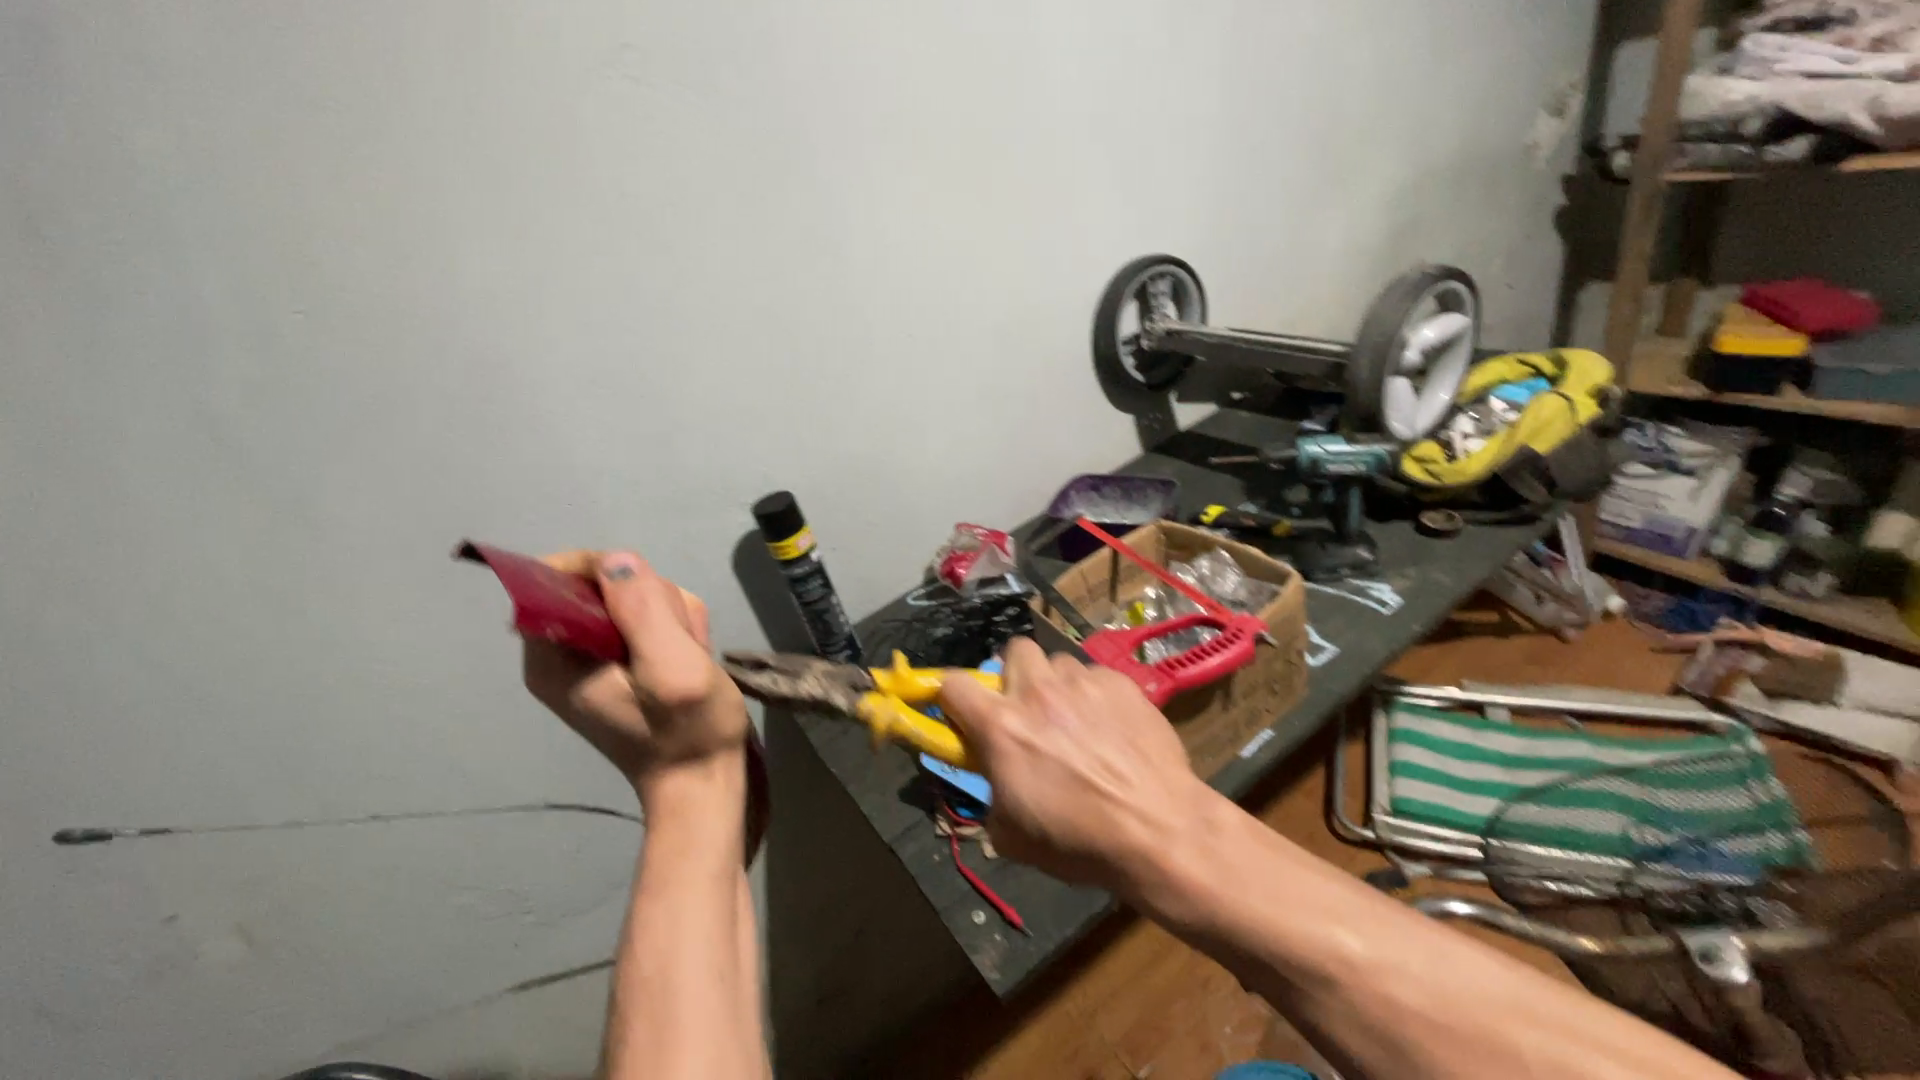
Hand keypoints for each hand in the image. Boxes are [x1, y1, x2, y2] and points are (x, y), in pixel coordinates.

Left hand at [522, 551, 750, 796]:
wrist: (705, 786)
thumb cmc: (687, 734)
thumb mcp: (671, 667)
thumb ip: (642, 609)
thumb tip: (616, 562)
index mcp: (552, 657)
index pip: (553, 577)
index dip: (600, 568)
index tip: (646, 586)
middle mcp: (563, 652)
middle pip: (602, 585)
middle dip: (651, 600)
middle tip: (677, 642)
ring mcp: (595, 658)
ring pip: (634, 599)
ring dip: (673, 617)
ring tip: (690, 656)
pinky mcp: (624, 663)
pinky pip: (649, 619)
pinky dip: (677, 629)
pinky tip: (691, 659)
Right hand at [938, 638, 1217, 896]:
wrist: (1159, 832)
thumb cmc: (1079, 842)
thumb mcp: (1011, 835)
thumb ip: (991, 794)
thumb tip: (997, 780)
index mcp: (1002, 728)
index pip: (952, 684)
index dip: (952, 697)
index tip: (964, 715)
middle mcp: (1038, 693)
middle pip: (1014, 651)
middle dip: (1015, 676)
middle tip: (1029, 711)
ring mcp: (1084, 682)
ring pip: (1059, 663)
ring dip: (1058, 686)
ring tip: (1076, 721)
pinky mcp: (1122, 683)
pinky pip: (1097, 677)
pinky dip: (1096, 697)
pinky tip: (1112, 729)